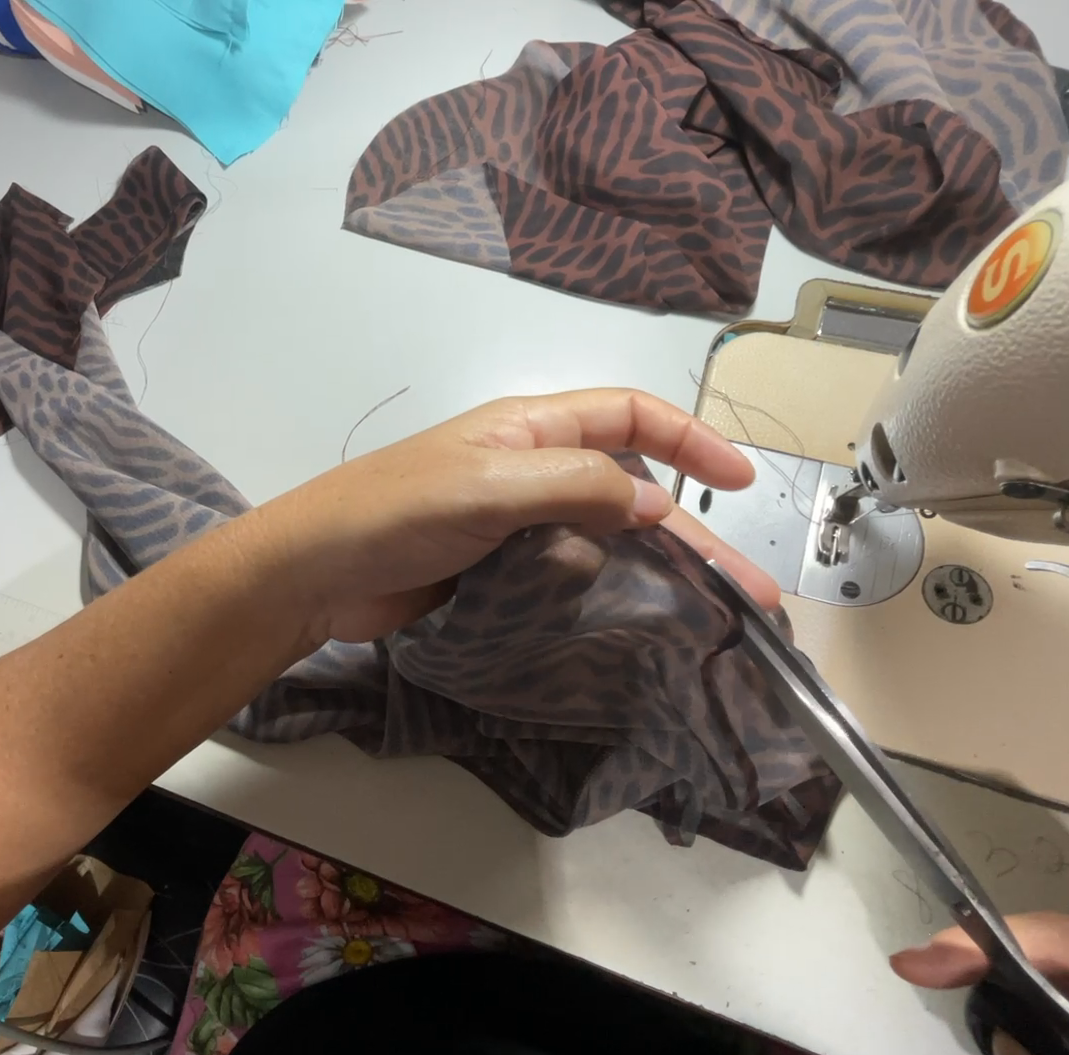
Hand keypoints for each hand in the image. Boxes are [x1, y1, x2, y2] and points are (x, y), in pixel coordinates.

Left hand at [244, 389, 781, 642]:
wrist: (318, 574)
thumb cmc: (395, 513)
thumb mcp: (490, 485)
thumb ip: (576, 484)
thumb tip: (655, 502)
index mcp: (528, 430)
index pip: (626, 416)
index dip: (688, 439)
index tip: (740, 481)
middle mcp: (528, 472)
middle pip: (628, 488)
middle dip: (692, 530)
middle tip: (749, 588)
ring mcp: (513, 526)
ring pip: (604, 539)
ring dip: (660, 572)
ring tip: (715, 618)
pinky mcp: (496, 572)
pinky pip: (568, 576)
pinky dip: (609, 594)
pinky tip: (642, 624)